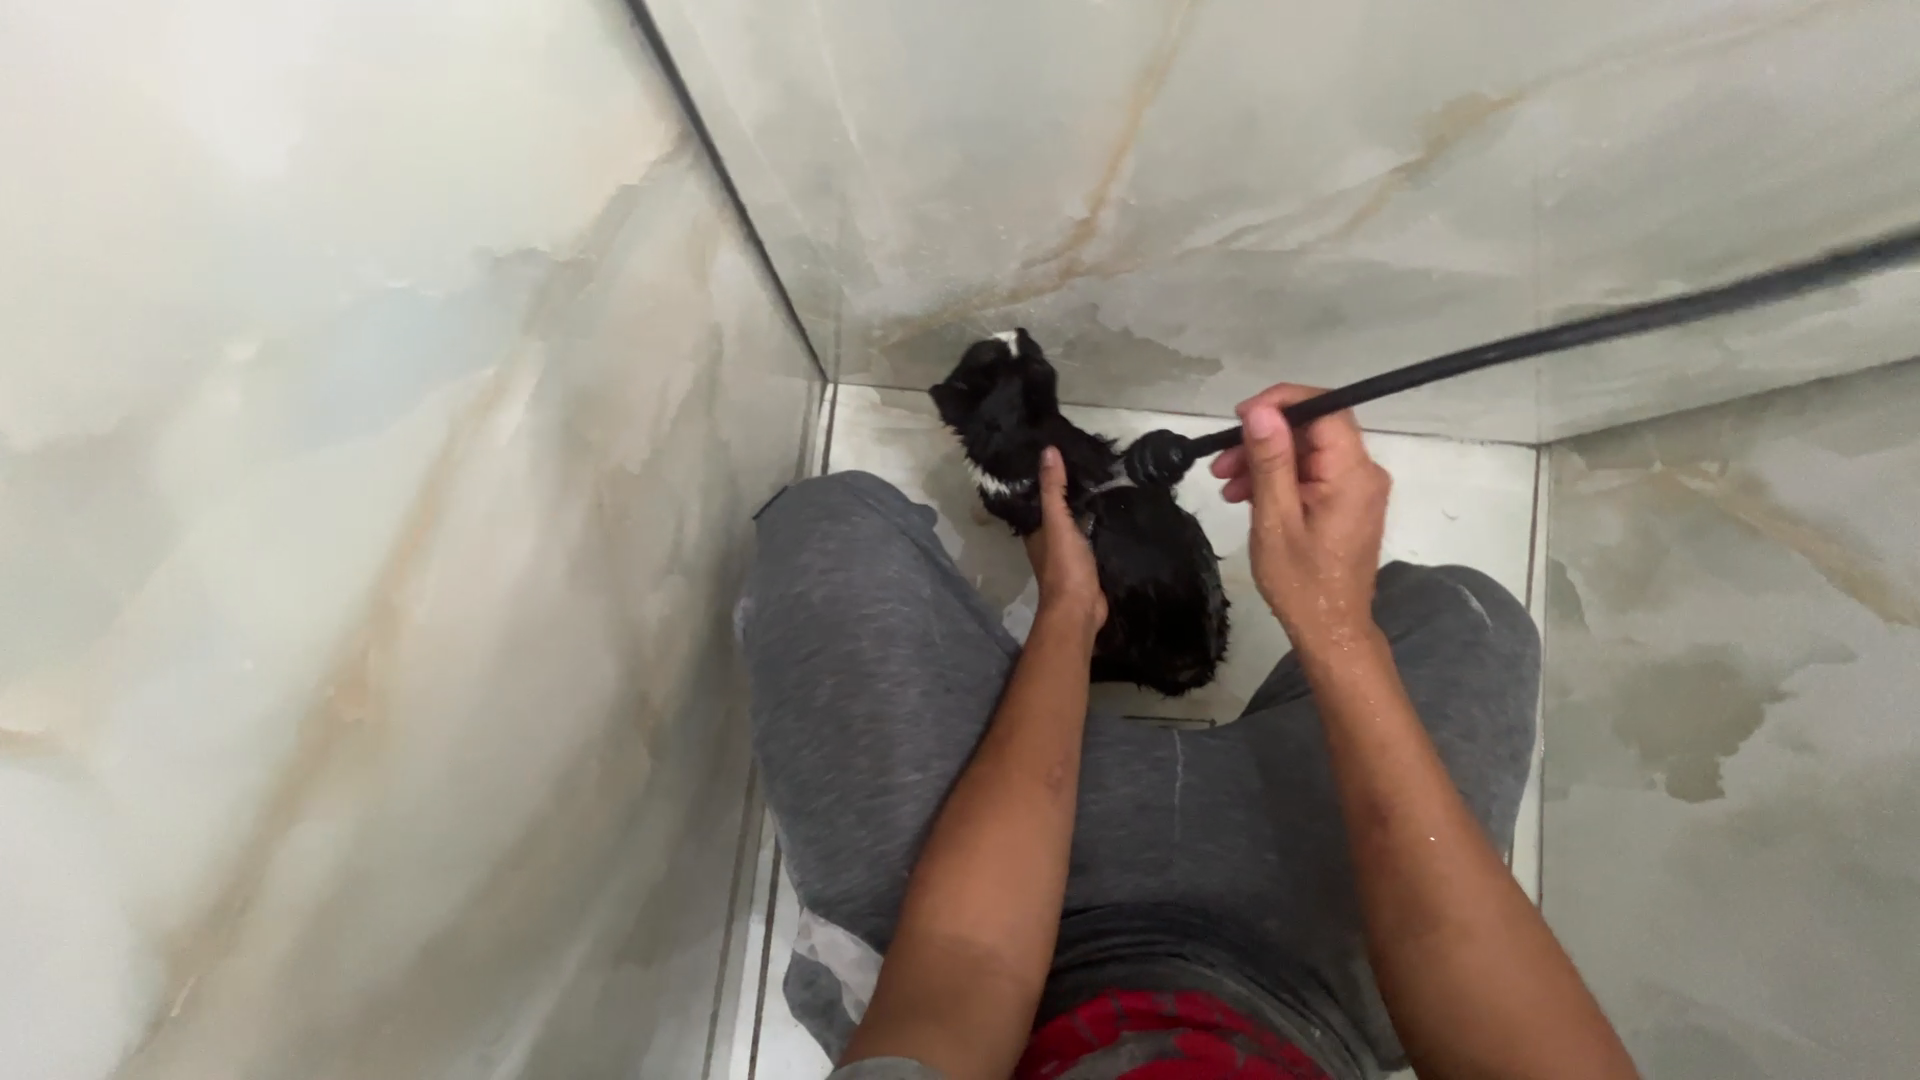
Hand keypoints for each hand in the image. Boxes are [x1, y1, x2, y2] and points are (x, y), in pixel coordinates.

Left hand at [1023, 447, 1107, 633]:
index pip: (1037, 495)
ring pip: (1074, 520)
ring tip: (1102, 476)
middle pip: (1056, 507)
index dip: (1046, 475)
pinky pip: (1090, 534)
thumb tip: (1048, 451)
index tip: (1060, 449)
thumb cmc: (1064, 565)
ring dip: (1083, 504)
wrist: (1081, 608)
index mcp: (1034, 529)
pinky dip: (1096, 521)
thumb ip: (1053, 489)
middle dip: (1068, 487)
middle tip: (1087, 459)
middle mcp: (1047, 538)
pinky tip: (1110, 507)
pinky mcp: (1087, 560)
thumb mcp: (1057, 522)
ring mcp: (1067, 551)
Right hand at [1210, 385, 1389, 646]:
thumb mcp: (1275, 519)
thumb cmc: (1300, 581)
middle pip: (1312, 430)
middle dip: (1263, 439)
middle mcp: (1363, 472)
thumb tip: (1260, 412)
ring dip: (1264, 461)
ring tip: (1226, 485)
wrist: (1329, 628)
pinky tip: (1245, 497)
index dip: (1281, 403)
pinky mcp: (1345, 502)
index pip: (1325, 409)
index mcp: (1352, 474)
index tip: (1239, 418)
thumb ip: (1270, 461)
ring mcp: (1356, 488)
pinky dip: (1277, 479)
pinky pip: (1310, 474)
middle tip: (1221, 463)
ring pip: (1306, 452)